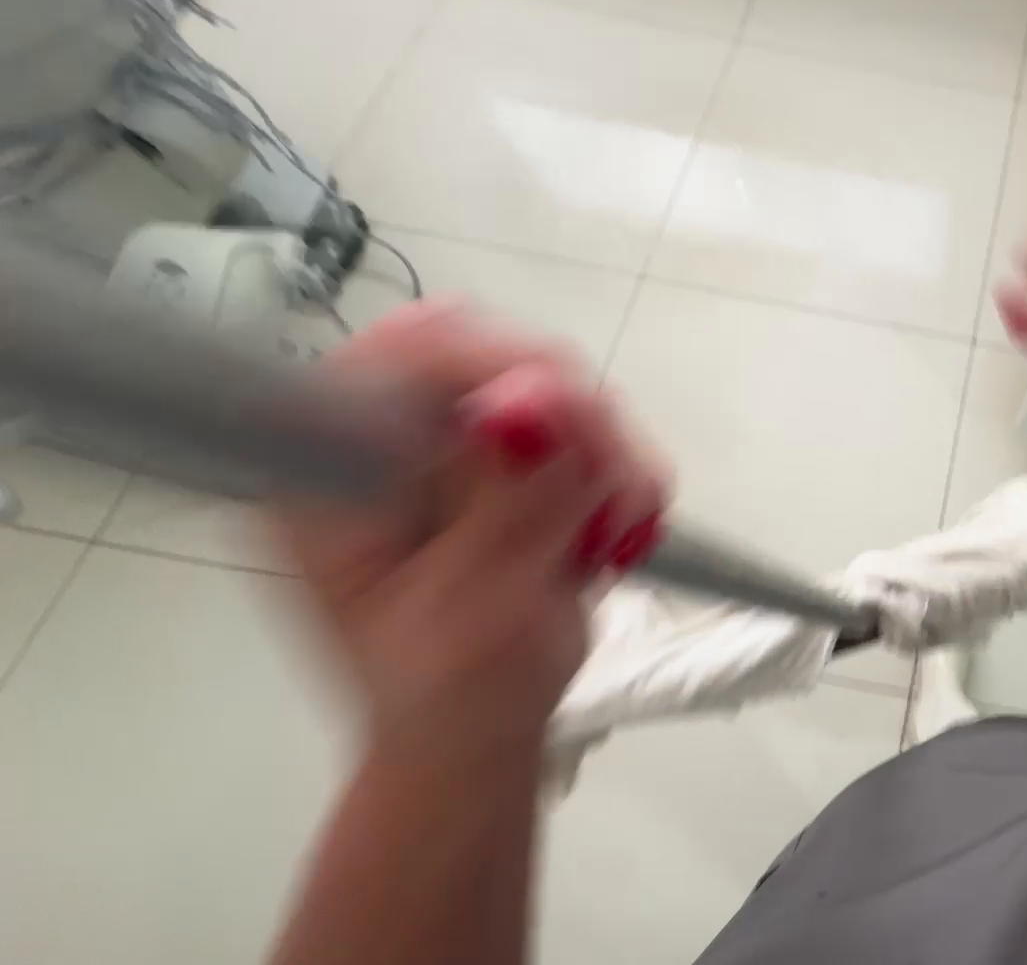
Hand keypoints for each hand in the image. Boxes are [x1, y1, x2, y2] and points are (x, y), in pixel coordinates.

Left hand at [266, 302, 668, 758]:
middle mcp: (399, 439)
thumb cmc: (452, 692)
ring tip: (612, 536)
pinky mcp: (527, 463)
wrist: (486, 728)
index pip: (398, 357)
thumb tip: (536, 391)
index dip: (483, 361)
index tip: (560, 413)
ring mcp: (469, 448)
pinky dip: (629, 477)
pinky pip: (602, 432)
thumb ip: (506, 500)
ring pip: (569, 393)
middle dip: (576, 425)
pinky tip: (620, 532)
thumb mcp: (473, 606)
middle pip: (503, 361)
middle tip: (604, 501)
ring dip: (613, 460)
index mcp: (337, 469)